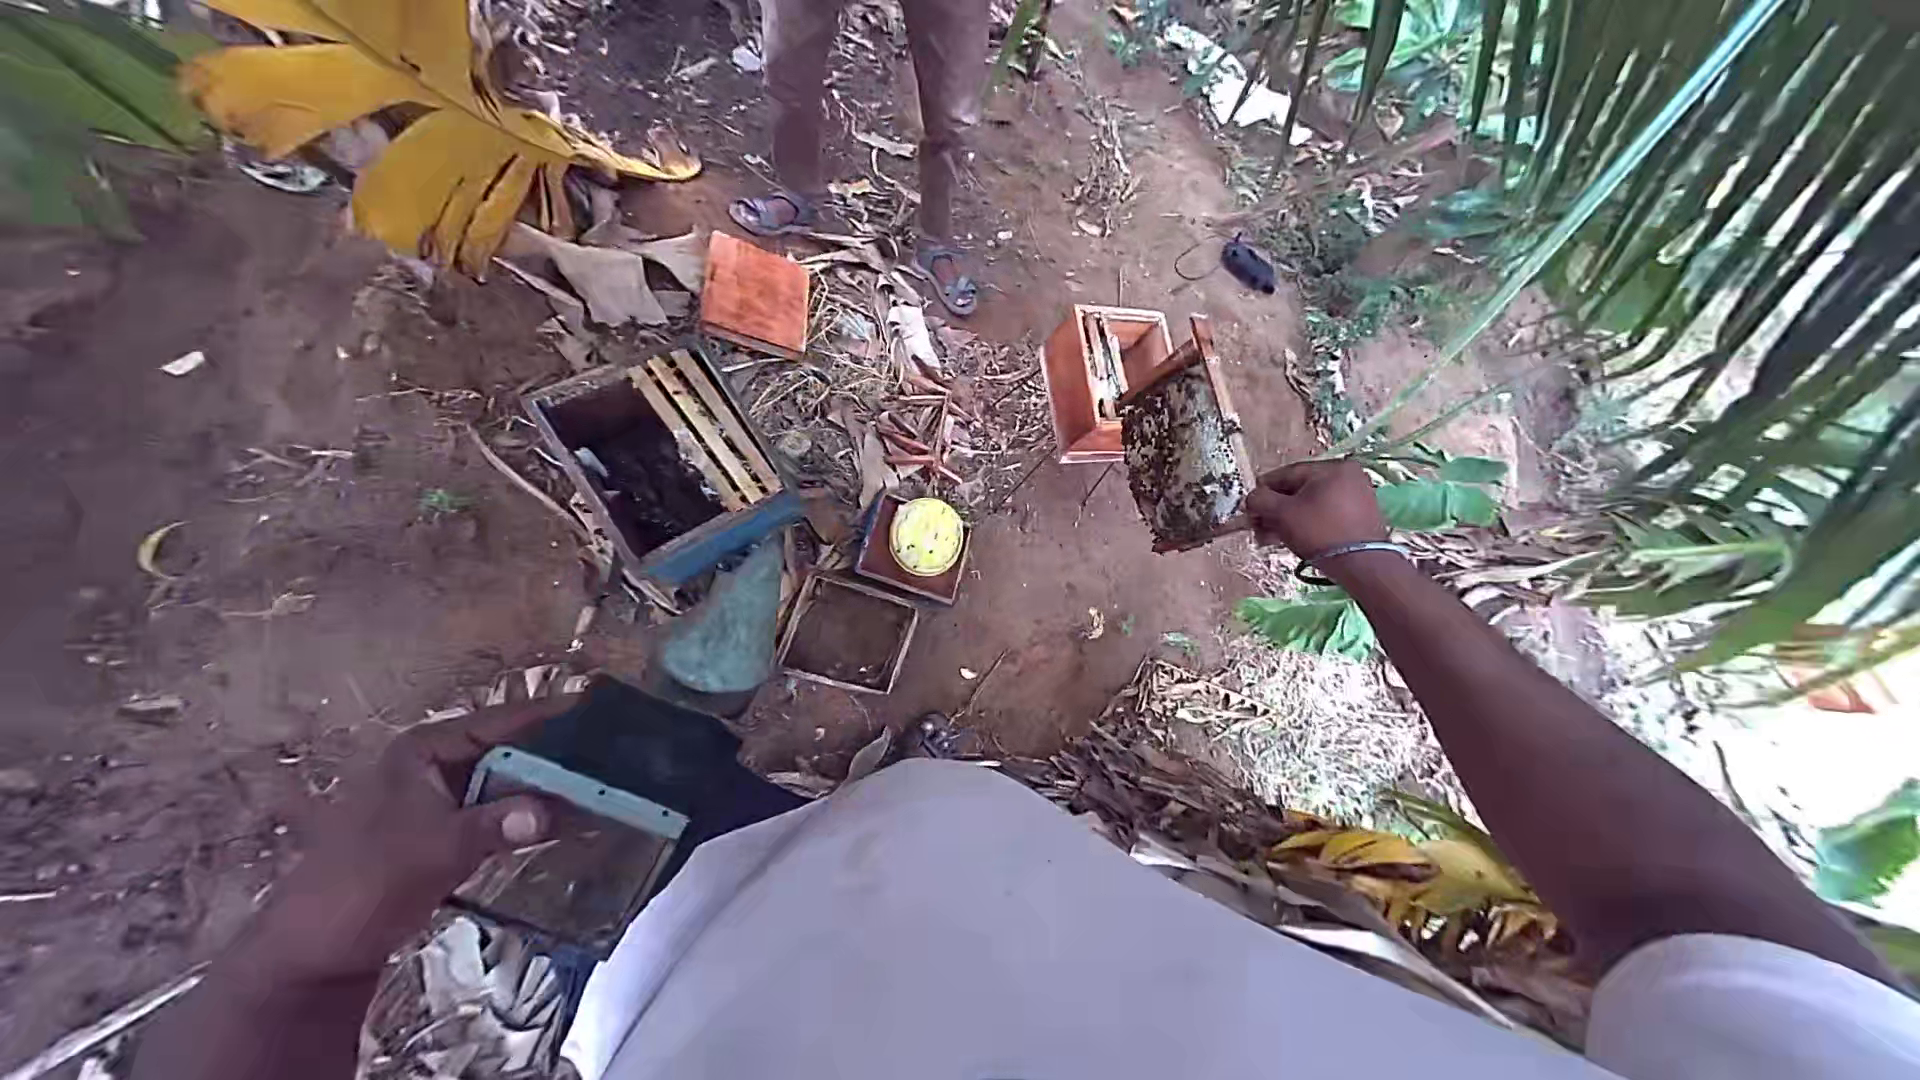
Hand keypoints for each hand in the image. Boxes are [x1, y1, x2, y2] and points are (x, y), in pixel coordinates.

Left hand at [239, 699, 571, 982]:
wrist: (312, 956)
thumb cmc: (364, 882)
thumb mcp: (437, 847)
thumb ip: (500, 822)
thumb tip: (559, 809)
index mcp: (425, 749)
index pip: (502, 719)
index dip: (550, 715)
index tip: (598, 708)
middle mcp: (439, 763)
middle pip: (513, 747)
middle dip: (559, 753)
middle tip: (610, 751)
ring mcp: (446, 796)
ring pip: (513, 779)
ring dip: (551, 785)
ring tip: (603, 780)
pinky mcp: (454, 828)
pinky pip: (507, 808)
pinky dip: (536, 812)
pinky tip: (573, 816)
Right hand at [1243, 460, 1386, 558]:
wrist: (1362, 564)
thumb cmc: (1319, 531)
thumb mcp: (1281, 513)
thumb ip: (1259, 500)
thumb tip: (1252, 499)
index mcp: (1331, 468)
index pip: (1285, 474)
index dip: (1262, 491)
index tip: (1248, 507)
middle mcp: (1347, 477)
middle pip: (1296, 491)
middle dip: (1273, 510)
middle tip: (1256, 527)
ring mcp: (1356, 496)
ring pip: (1308, 505)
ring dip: (1284, 520)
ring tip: (1268, 538)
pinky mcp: (1358, 516)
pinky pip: (1322, 514)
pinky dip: (1304, 524)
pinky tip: (1287, 538)